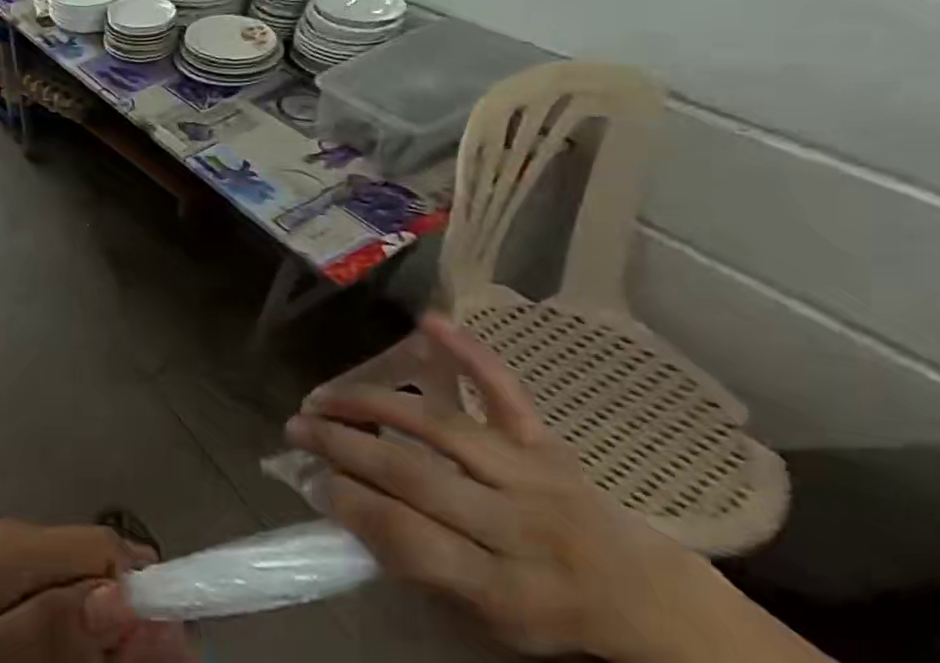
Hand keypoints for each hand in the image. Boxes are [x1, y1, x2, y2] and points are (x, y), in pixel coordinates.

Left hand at [0, 520, 194, 662]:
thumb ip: (48, 626)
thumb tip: (123, 595)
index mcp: (19, 547)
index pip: (111, 550)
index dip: (145, 597)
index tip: (163, 652)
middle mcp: (25, 554)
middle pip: (104, 581)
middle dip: (128, 630)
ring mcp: (16, 580)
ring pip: (88, 607)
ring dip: (104, 646)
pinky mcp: (7, 607)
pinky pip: (59, 620)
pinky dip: (76, 649)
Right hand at [287, 316, 829, 662]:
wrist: (643, 599)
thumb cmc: (545, 609)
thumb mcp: (483, 617)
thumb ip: (416, 564)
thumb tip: (341, 498)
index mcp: (504, 587)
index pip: (410, 539)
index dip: (351, 504)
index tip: (309, 478)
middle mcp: (520, 526)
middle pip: (416, 476)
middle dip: (345, 446)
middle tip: (297, 426)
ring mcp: (535, 475)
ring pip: (443, 427)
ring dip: (375, 404)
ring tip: (326, 395)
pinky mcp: (548, 444)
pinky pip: (505, 393)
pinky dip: (469, 354)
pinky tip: (429, 321)